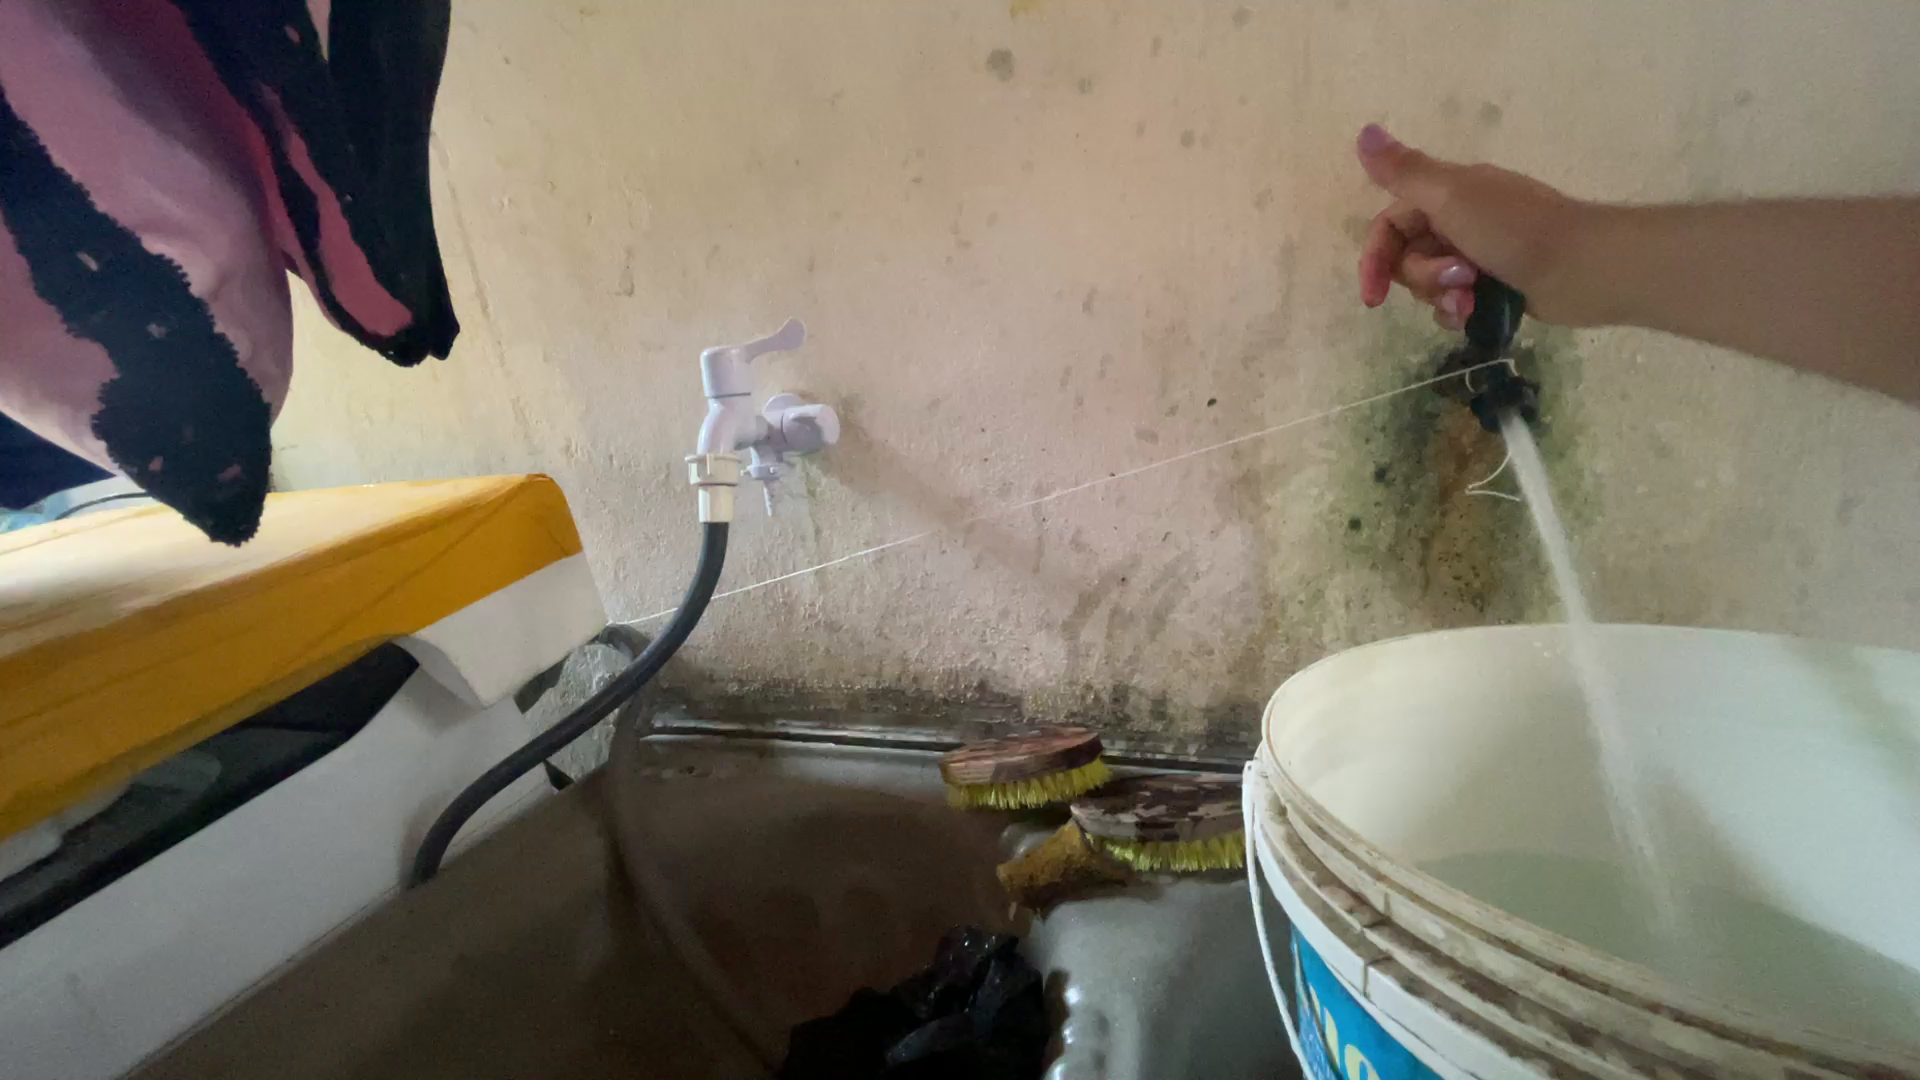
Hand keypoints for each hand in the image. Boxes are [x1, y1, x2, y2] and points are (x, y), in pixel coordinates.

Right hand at [1355, 124, 1597, 328]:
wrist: (1583, 268)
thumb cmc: (1515, 229)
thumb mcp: (1450, 196)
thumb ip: (1404, 172)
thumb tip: (1363, 133)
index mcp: (1447, 194)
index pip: (1387, 228)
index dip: (1374, 261)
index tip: (1373, 296)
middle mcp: (1458, 220)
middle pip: (1406, 259)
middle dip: (1421, 278)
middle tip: (1455, 279)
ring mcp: (1475, 253)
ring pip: (1426, 284)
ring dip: (1439, 296)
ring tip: (1470, 298)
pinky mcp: (1489, 283)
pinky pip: (1448, 303)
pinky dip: (1455, 311)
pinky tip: (1474, 311)